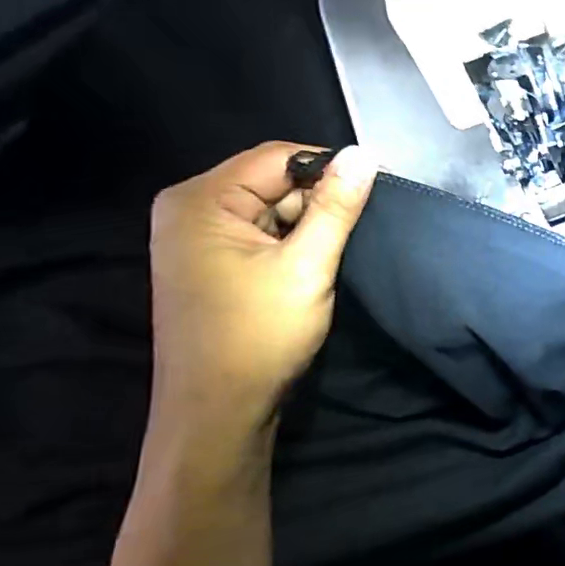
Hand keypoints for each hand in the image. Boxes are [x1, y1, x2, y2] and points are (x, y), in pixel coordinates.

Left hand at [148, 141, 375, 422]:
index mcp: (200, 199)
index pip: (277, 157)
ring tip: (332, 258)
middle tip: (355, 235)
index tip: (375, 189)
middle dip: (317, 203)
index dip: (329, 168)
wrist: (218, 411)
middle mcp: (188, 208)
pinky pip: (258, 235)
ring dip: (306, 228)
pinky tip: (309, 268)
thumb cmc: (259, 335)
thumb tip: (364, 154)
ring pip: (269, 210)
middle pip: (271, 182)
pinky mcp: (208, 263)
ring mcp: (194, 238)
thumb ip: (337, 207)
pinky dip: (289, 245)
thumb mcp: (307, 266)